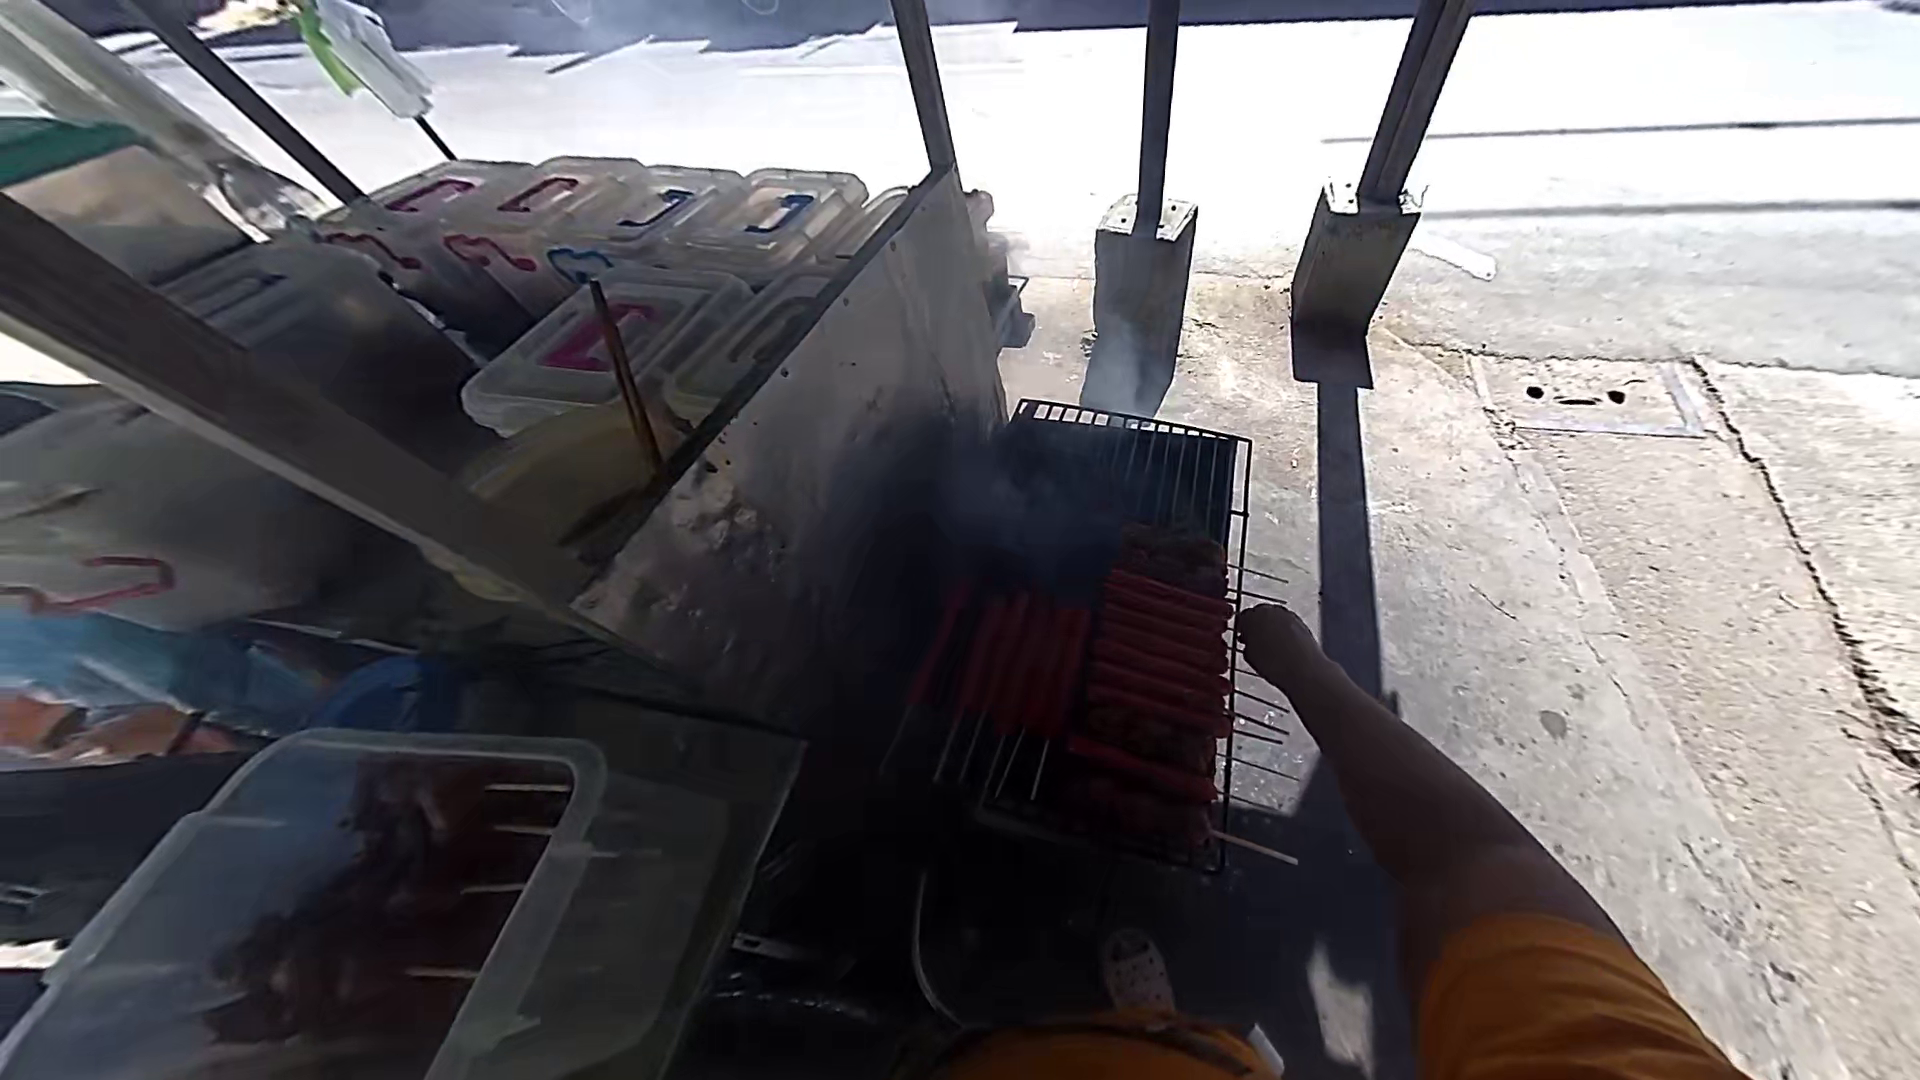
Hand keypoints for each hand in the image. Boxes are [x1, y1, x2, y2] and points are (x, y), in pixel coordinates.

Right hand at [1236, 603, 1333, 692]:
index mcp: (1251, 616)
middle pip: (1259, 614)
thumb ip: (1246, 644)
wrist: (1304, 670)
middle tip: (1255, 640)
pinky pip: (1287, 623)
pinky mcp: (1302, 622)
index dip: (1241, 628)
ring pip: (1274, 617)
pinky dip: (1284, 631)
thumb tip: (1248, 643)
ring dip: (1271, 627)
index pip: (1242, 617)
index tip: (1242, 636)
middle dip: (1256, 625)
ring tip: (1270, 645)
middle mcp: (1270, 610)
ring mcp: (1287, 615)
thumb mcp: (1249, 656)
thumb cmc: (1275, 664)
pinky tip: (1283, 646)